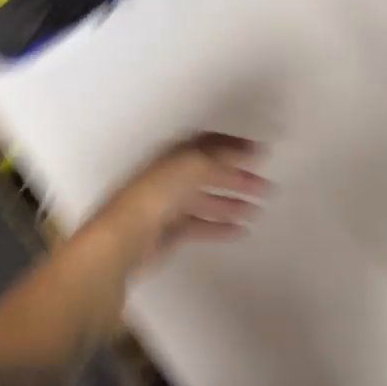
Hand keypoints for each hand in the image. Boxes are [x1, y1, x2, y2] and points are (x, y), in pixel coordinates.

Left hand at [81, 132, 269, 270]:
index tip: (258, 151)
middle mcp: (170, 177)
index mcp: (173, 157)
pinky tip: (238, 230)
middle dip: (236, 176)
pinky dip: (220, 225)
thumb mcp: (192, 167)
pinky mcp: (169, 232)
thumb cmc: (154, 197)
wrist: (122, 240)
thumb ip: (222, 158)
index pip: (207, 145)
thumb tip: (249, 150)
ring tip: (256, 208)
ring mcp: (168, 206)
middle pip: (208, 172)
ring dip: (231, 201)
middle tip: (263, 184)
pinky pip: (200, 224)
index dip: (233, 145)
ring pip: (206, 200)